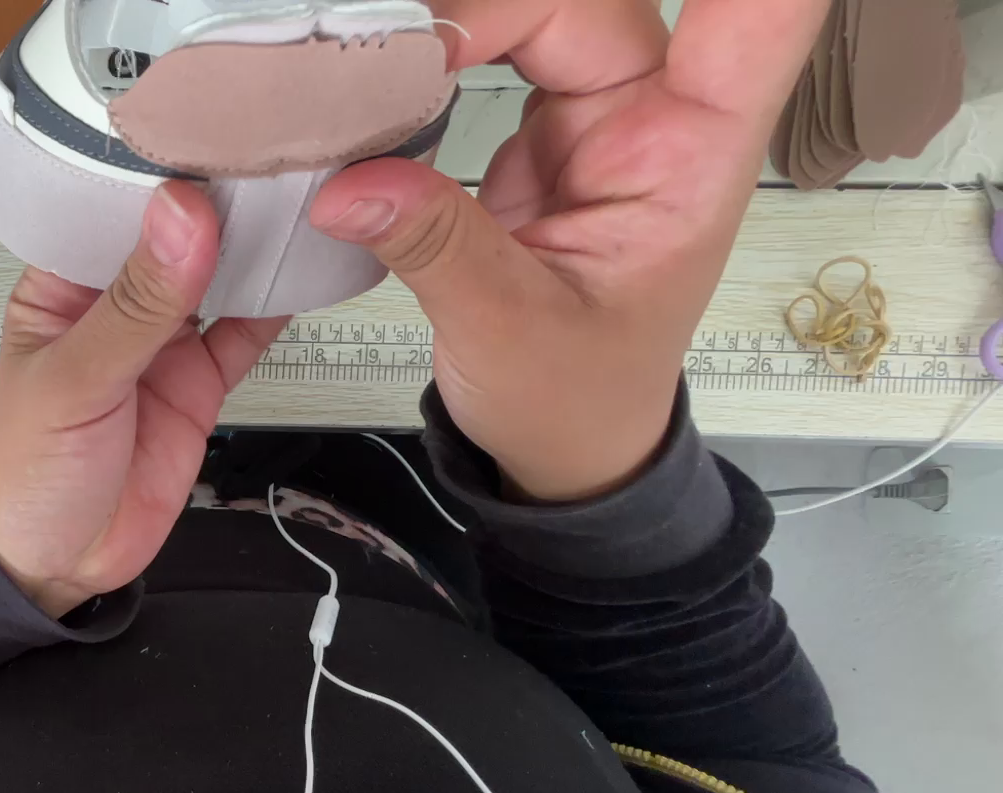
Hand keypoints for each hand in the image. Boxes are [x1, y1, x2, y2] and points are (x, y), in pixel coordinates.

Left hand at [0, 183, 289, 615]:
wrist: (60, 562)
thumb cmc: (30, 475)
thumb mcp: (73, 385)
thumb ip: (133, 308)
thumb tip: (181, 219)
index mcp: (60, 288)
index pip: (112, 208)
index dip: (159, 170)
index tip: (213, 128)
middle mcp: (114, 307)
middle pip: (173, 237)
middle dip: (218, 200)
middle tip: (277, 148)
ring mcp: (161, 345)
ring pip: (217, 279)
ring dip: (253, 246)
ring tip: (305, 193)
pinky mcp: (198, 383)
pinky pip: (244, 334)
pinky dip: (276, 306)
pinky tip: (308, 269)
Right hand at [309, 0, 826, 500]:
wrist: (557, 439)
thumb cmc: (567, 394)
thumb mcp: (503, 327)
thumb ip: (434, 245)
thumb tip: (345, 185)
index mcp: (690, 149)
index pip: (757, 8)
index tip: (539, 5)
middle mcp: (648, 119)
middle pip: (588, 6)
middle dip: (490, 13)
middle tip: (392, 51)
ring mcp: (584, 132)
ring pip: (535, 28)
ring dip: (455, 35)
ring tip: (376, 66)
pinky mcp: (529, 158)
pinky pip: (487, 82)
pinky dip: (434, 77)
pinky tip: (385, 93)